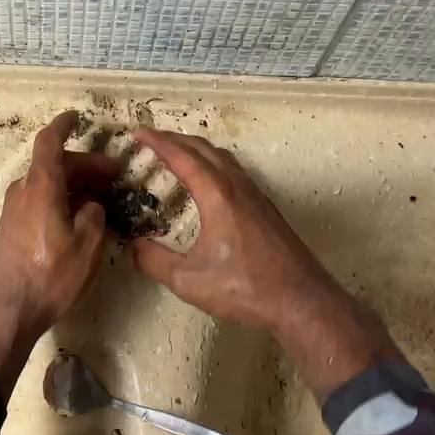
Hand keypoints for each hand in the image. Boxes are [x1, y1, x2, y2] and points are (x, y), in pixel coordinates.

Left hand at [0, 111, 120, 396]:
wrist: (7, 309)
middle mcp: (24, 189)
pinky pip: (41, 199)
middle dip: (86, 165)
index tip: (77, 116)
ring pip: (49, 183)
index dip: (63, 125)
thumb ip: (95, 216)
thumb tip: (92, 205)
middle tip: (115, 175)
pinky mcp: (13, 227)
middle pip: (56, 165)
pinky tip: (81, 216)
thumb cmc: (50, 275)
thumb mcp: (87, 246)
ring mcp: (15, 208)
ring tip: (104, 196)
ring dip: (76, 184)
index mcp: (41, 185)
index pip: (49, 141)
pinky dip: (62, 198)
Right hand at [128, 129, 399, 400]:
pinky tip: (207, 179)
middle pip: (201, 147)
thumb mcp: (190, 281)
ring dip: (194, 147)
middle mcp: (235, 185)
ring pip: (220, 155)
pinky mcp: (265, 206)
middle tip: (149, 139)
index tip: (136, 132)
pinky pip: (232, 168)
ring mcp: (254, 193)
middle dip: (173, 138)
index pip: (181, 156)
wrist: (303, 302)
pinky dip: (211, 160)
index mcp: (216, 194)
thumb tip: (131, 246)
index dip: (157, 141)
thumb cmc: (246, 289)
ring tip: (175, 152)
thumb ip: (154, 261)